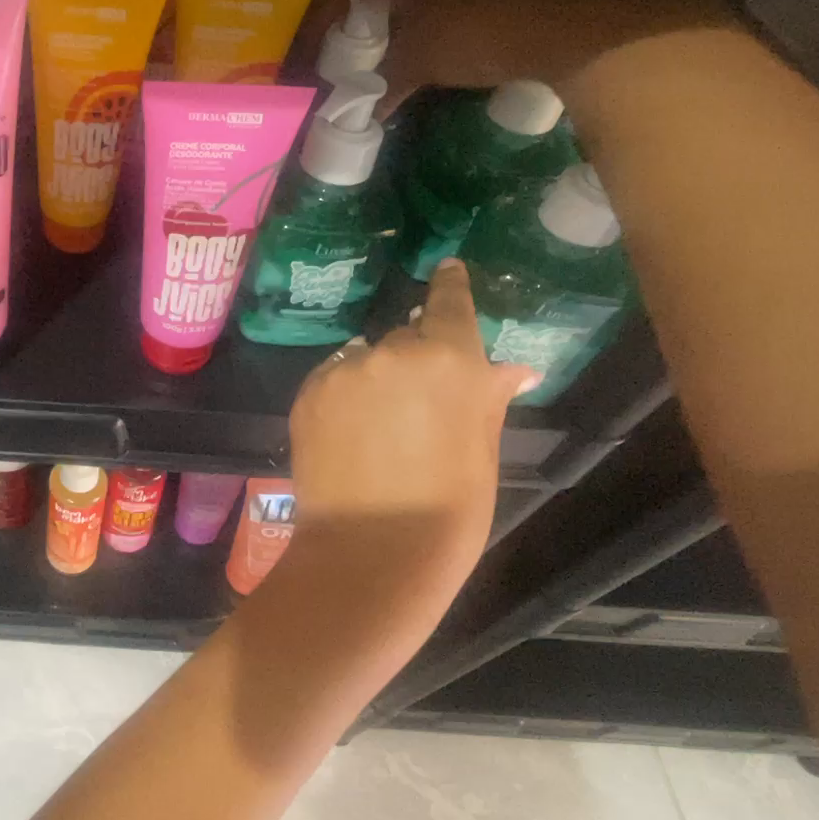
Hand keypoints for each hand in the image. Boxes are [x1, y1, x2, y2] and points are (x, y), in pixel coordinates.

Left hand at [288, 259, 536, 583]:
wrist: (371, 548)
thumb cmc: (448, 509)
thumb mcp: (482, 449)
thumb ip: (486, 397)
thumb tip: (512, 370)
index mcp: (449, 358)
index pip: (448, 304)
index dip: (450, 287)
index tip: (447, 270)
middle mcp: (391, 352)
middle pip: (405, 340)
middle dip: (414, 361)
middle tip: (418, 405)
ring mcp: (342, 372)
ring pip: (364, 360)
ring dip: (375, 380)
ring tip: (380, 428)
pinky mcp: (306, 394)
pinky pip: (333, 380)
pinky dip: (343, 396)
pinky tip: (350, 435)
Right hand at [316, 0, 731, 115]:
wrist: (583, 15)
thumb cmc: (482, 30)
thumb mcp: (421, 62)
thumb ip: (383, 84)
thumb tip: (359, 115)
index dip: (321, 13)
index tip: (313, 49)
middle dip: (362, 6)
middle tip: (353, 45)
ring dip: (404, 4)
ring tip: (398, 43)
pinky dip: (441, 3)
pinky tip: (447, 35)